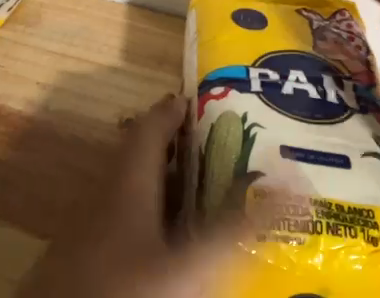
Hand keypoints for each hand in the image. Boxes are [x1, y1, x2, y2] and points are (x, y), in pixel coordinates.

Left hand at [14, 96, 250, 297]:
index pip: (153, 123)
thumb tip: (291, 185)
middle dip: (179, 143)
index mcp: (128, 177)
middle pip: (142, 151)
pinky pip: (127, 215)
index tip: (212, 101)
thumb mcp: (189, 263)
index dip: (179, 108)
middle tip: (220, 144)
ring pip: (133, 185)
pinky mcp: (89, 253)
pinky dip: (154, 212)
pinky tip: (173, 235)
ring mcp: (94, 222)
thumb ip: (237, 227)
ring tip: (207, 185)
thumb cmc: (124, 288)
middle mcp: (108, 190)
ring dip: (167, 178)